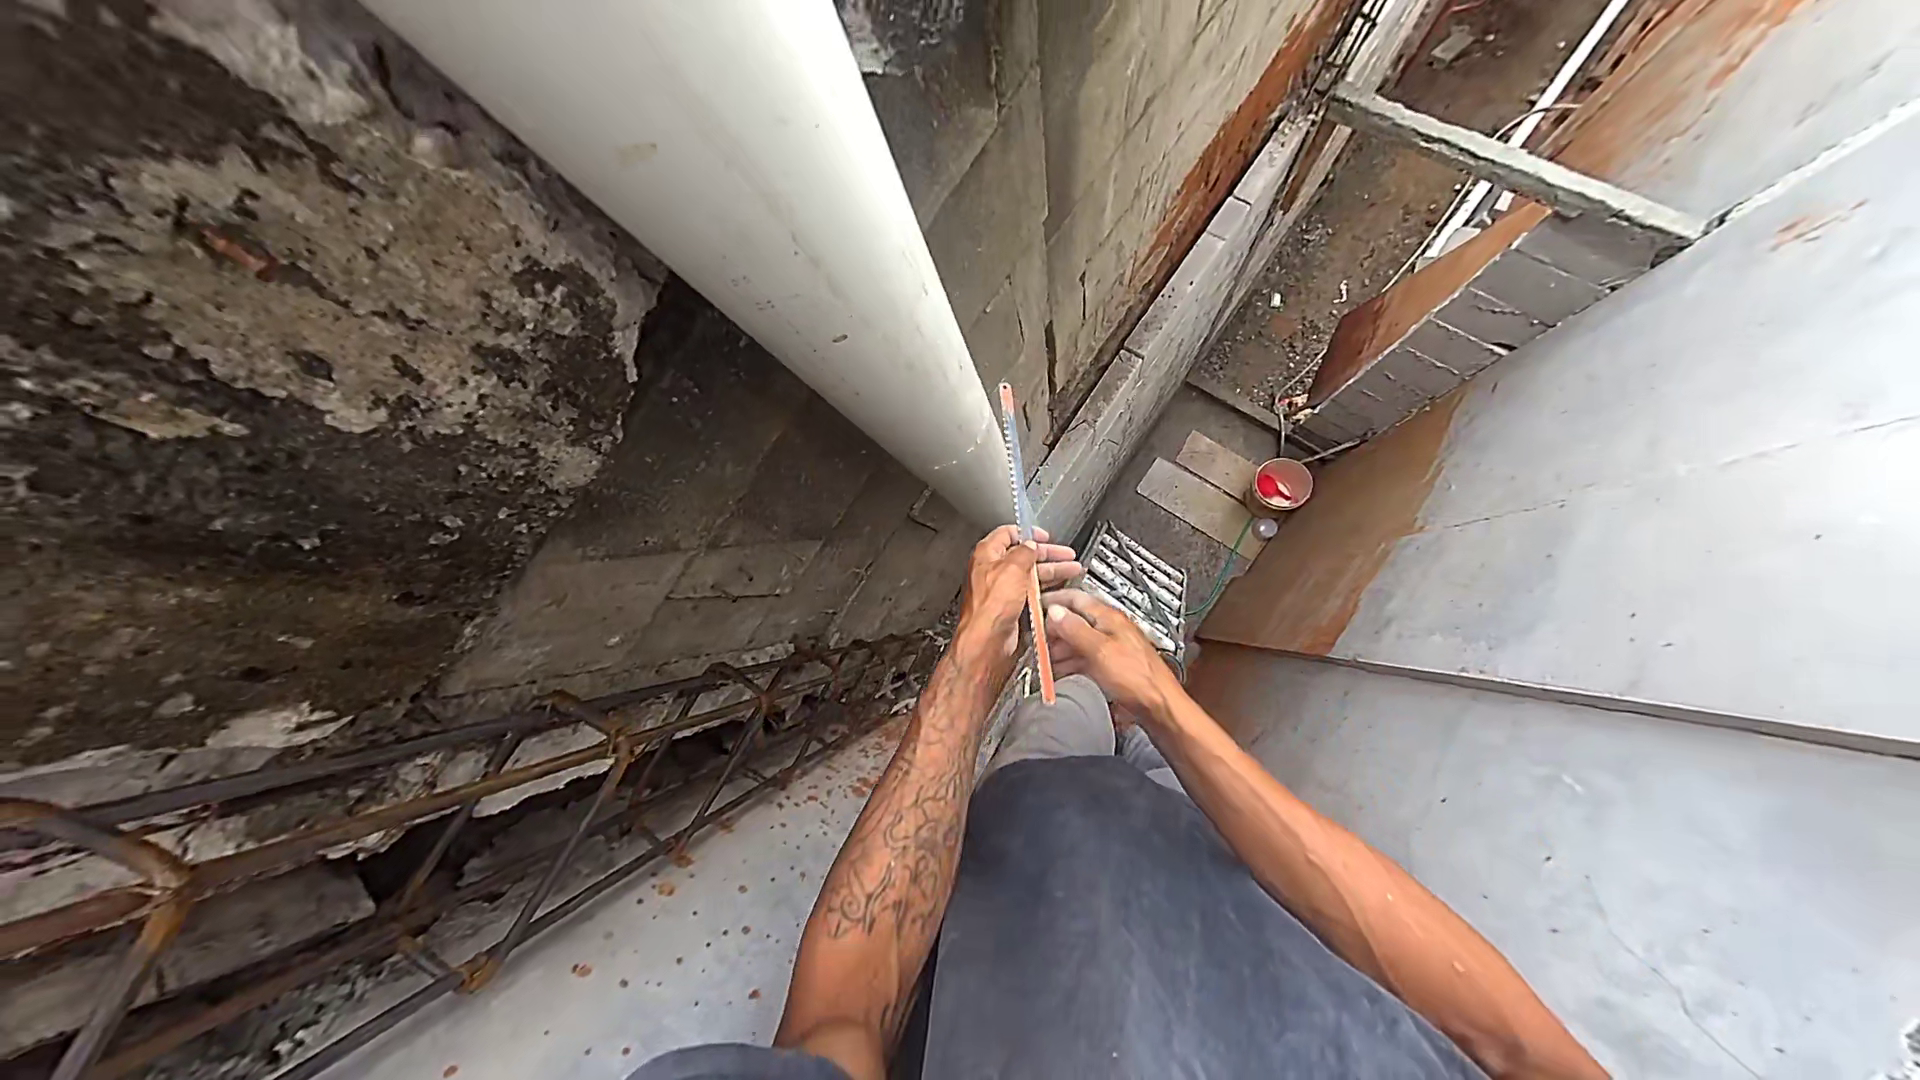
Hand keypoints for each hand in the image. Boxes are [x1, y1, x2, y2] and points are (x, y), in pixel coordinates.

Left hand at [955, 525, 1080, 663]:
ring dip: (1051, 571)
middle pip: (1023, 555)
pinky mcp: (1009, 607)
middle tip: (1065, 554)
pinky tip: (1057, 590)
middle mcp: (992, 572)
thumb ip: (1024, 552)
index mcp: (987, 556)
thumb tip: (1030, 545)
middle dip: (1047, 554)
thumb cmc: (989, 608)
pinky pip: (1030, 594)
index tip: (1043, 536)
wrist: (986, 641)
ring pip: (1029, 575)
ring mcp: (1001, 591)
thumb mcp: (1012, 569)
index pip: (1007, 534)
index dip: (1027, 533)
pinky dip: (1044, 590)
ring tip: (1070, 569)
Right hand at [1043, 589, 1180, 717]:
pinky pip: (1084, 659)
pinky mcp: (1112, 666)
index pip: (1076, 598)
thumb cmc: (1138, 678)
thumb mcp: (1099, 650)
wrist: (1160, 707)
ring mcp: (1111, 647)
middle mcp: (1110, 629)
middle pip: (1075, 620)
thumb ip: (1075, 629)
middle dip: (1053, 630)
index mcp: (1109, 618)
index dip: (1053, 600)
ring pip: (1078, 641)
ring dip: (1059, 649)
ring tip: (1044, 660)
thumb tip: (1055, 611)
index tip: (1035, 606)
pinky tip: (1060, 673)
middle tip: (1036, 640)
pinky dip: (1070, 663)